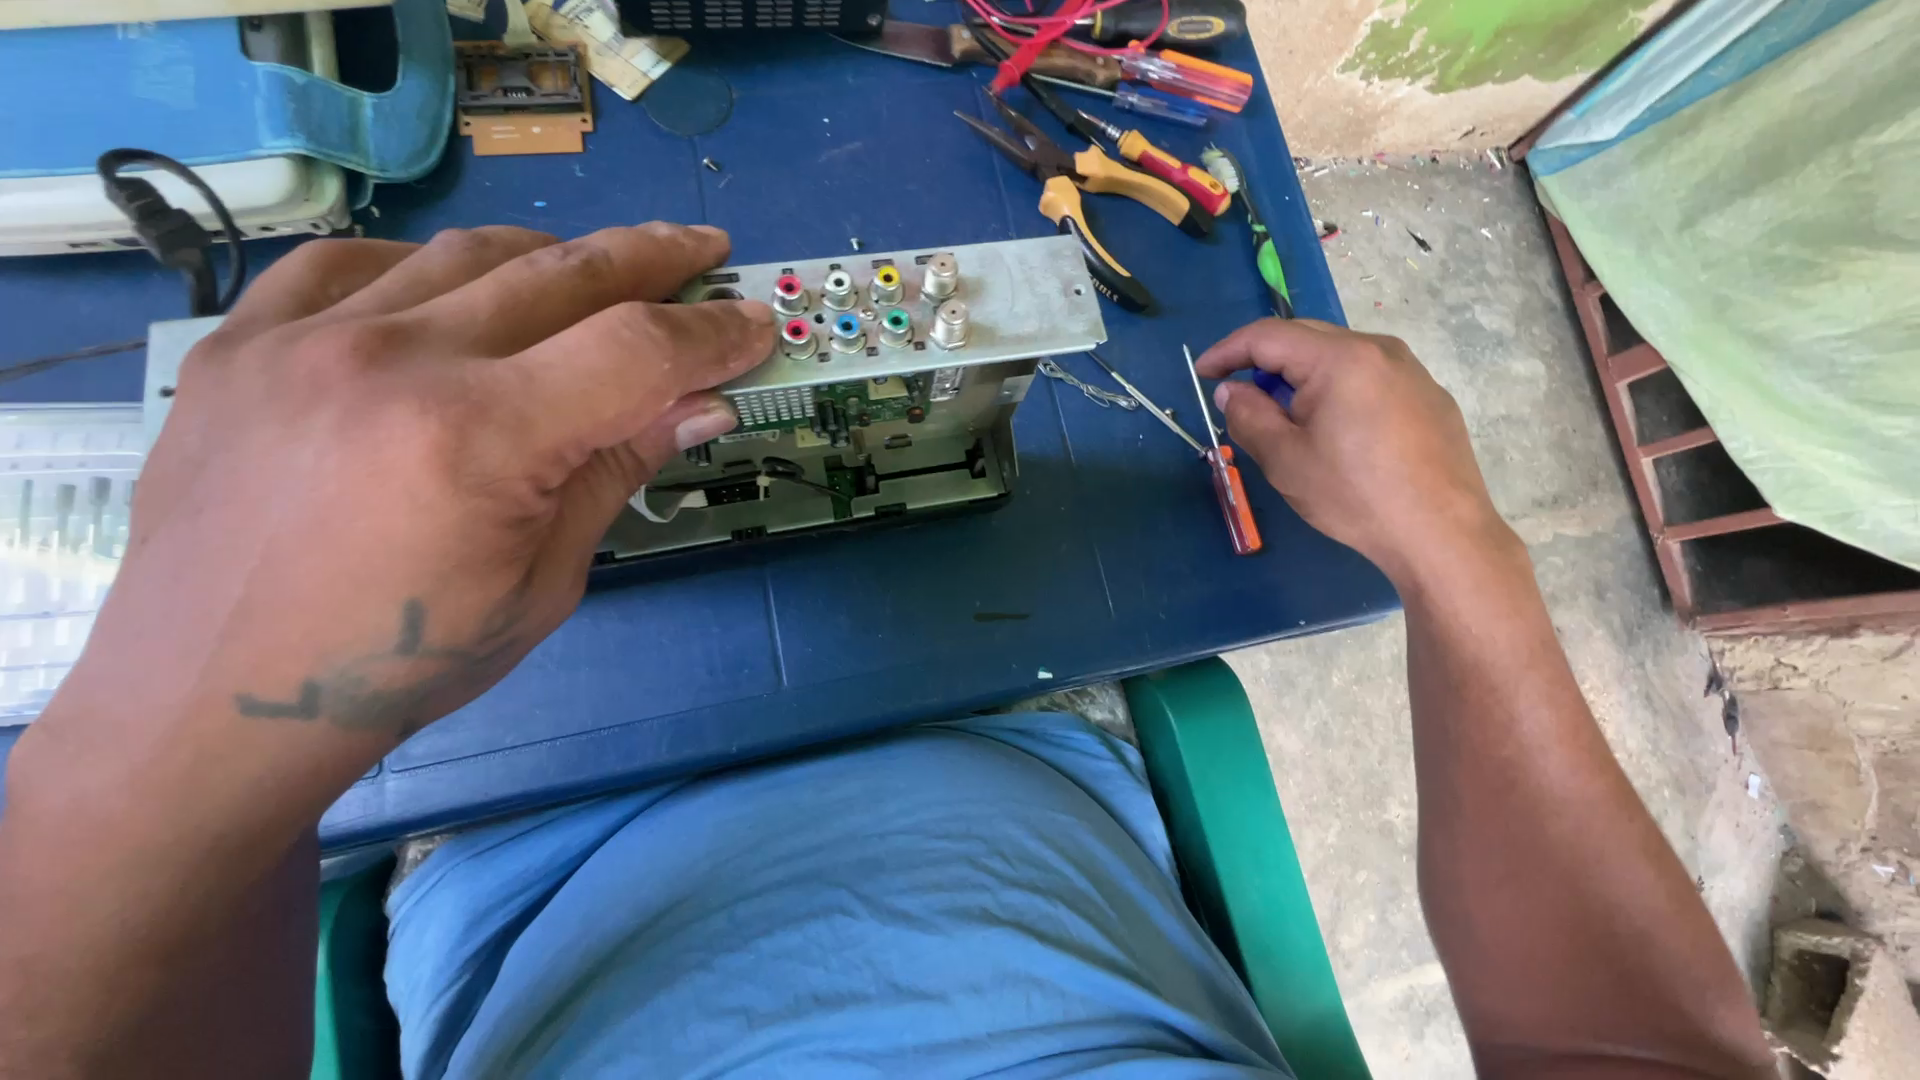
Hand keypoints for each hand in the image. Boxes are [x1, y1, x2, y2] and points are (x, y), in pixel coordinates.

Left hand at [28, 224, 772, 792]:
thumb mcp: (546, 580)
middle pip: (565, 274)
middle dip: (655, 259)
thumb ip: (617, 471)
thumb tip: (701, 406)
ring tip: (602, 275)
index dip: (711, 333)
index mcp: (481, 440)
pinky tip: (465, 294)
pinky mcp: (245, 340)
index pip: (635, 352)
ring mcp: (305, 339)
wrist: (220, 697)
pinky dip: (436, 267)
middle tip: (707, 251)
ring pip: (471, 254)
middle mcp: (395, 362)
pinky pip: (357, 262)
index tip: (757, 324)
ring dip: (558, 258)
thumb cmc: (410, 659)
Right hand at [1196, 319, 1511, 586]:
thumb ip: (1248, 416)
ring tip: (1283, 414)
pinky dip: (1335, 388)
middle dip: (1263, 360)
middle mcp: (1379, 350)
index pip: (1268, 336)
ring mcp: (1410, 370)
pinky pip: (1368, 375)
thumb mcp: (1284, 459)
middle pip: (1305, 337)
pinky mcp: (1428, 395)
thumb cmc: (1354, 495)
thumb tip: (1232, 391)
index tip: (1202, 373)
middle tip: (1237, 393)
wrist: (1440, 532)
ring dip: (1300, 375)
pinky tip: (1333, 428)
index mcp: (1339, 359)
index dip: (1227, 350)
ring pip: (1338, 355)